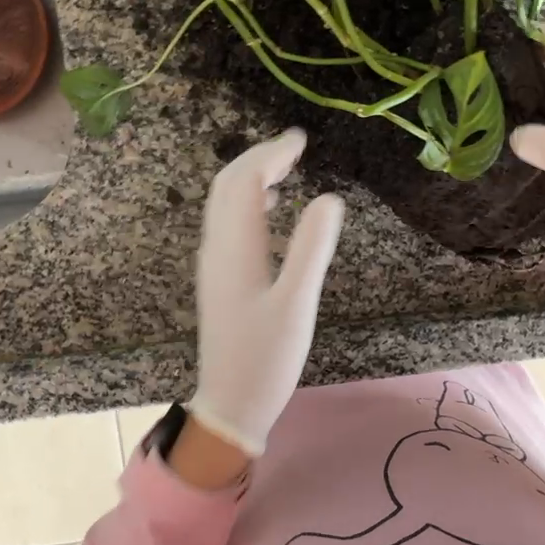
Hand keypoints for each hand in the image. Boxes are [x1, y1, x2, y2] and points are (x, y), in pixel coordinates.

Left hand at [188, 128, 345, 457]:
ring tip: (287, 167)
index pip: (244, 181)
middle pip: (227, 185)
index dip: (270, 153)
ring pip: (225, 203)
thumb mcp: (297, 305)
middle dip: (259, 157)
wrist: (230, 405)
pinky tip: (273, 210)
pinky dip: (249, 201)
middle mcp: (217, 248)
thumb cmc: (266, 359)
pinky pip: (229, 222)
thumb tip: (330, 198)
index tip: (301, 139)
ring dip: (252, 176)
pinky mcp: (220, 277)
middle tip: (296, 146)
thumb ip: (312, 250)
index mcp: (235, 249)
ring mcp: (215, 263)